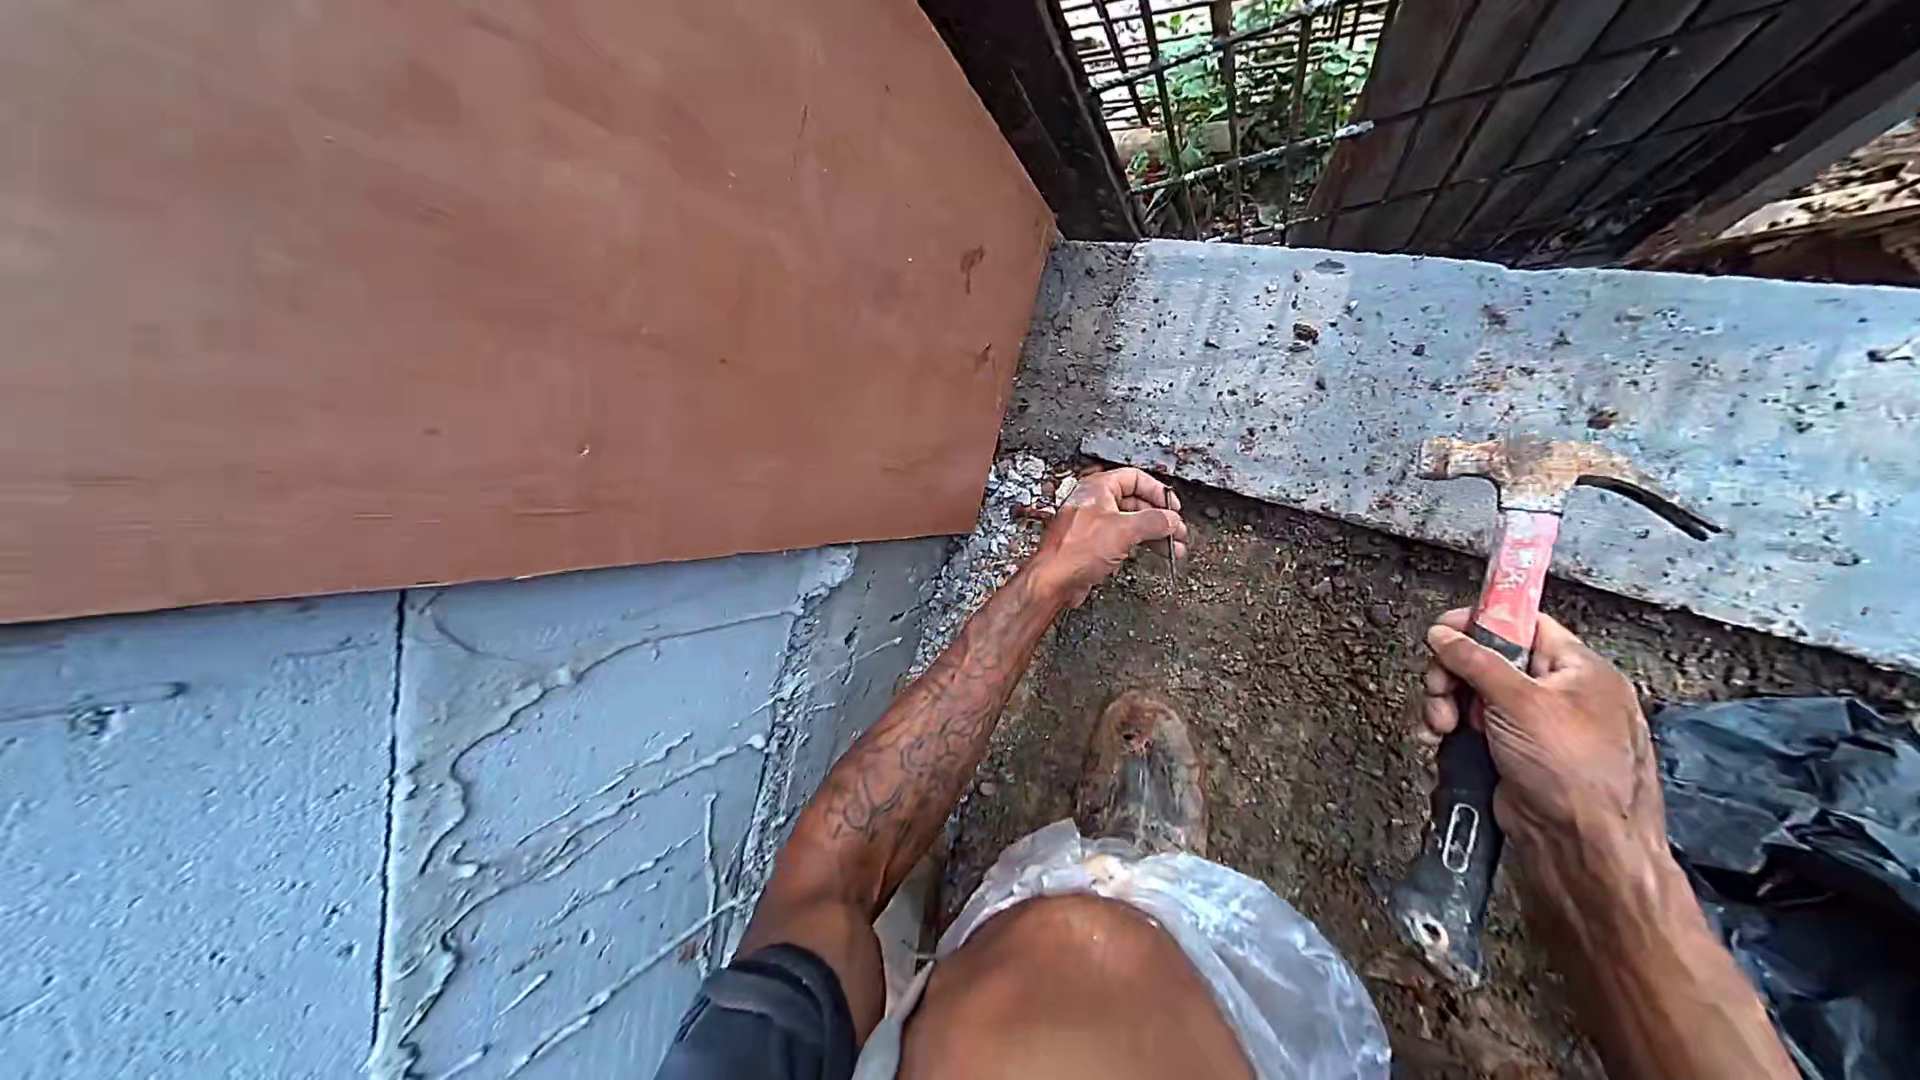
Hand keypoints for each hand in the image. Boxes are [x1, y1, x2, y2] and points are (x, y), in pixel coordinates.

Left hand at [1028, 468, 1187, 606]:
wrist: (1053, 580)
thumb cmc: (1075, 551)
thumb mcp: (1124, 530)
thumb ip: (1153, 521)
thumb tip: (1171, 519)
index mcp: (1097, 488)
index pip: (1135, 478)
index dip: (1157, 491)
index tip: (1173, 506)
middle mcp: (1094, 503)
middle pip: (1136, 503)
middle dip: (1160, 518)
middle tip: (1177, 532)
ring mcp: (1092, 525)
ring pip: (1130, 524)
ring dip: (1154, 535)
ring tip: (1173, 549)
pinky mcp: (1092, 545)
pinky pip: (1121, 540)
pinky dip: (1139, 546)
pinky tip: (1152, 555)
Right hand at [1419, 611, 1800, 1079]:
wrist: (1578, 843)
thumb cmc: (1566, 766)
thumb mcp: (1520, 701)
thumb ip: (1475, 659)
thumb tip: (1439, 631)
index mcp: (1577, 669)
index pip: (1524, 623)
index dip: (1481, 620)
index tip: (1443, 629)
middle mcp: (1555, 690)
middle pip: (1486, 656)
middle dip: (1452, 670)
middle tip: (1438, 688)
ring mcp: (1529, 720)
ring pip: (1469, 689)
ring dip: (1445, 700)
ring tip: (1442, 725)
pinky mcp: (1507, 745)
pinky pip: (1467, 719)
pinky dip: (1448, 725)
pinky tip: (1441, 738)